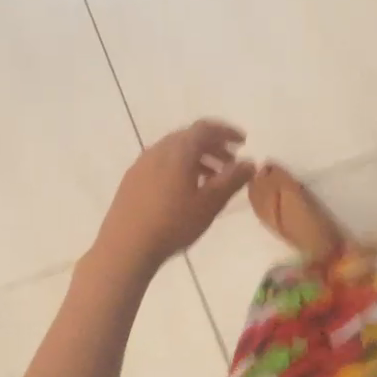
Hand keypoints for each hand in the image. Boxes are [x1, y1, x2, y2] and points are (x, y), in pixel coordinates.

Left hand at [96, 119, 254, 271]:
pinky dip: (179, 167)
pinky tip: (184, 191)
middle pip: (189, 137)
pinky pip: (161, 163)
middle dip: (213, 146)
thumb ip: (233, 179)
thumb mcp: (211, 203)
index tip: (243, 142)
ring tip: (211, 179)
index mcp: (179, 151)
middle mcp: (158, 150)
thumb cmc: (173, 223)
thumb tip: (250, 163)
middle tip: (230, 163)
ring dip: (196, 158)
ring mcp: (141, 164)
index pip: (206, 128)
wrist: (125, 248)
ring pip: (174, 151)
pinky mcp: (131, 180)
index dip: (226, 132)